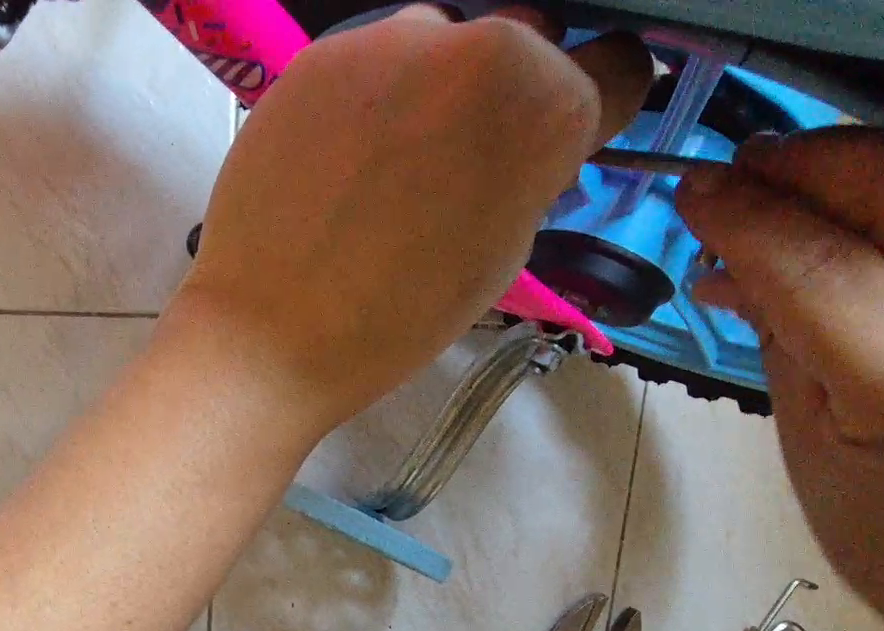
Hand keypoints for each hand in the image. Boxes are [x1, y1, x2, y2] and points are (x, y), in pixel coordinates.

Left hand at [169, 6, 651, 435]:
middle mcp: (480, 47)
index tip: (553, 144)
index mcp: (545, 107)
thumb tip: (524, 147)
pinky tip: (332, 163)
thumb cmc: (392, 322)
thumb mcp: (499, 257)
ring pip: (435, 48)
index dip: (586, 115)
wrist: (271, 334)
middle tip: (450, 167)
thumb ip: (528, 176)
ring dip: (424, 94)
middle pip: (520, 46)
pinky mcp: (318, 56)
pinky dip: (361, 102)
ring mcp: (389, 42)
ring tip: (375, 170)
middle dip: (499, 99)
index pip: (613, 70)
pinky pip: (364, 66)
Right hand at [677, 128, 883, 630]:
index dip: (750, 219)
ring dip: (873, 165)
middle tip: (746, 163)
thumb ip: (781, 330)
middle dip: (826, 161)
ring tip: (790, 174)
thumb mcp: (806, 438)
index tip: (693, 190)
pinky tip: (855, 207)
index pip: (827, 270)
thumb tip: (731, 255)